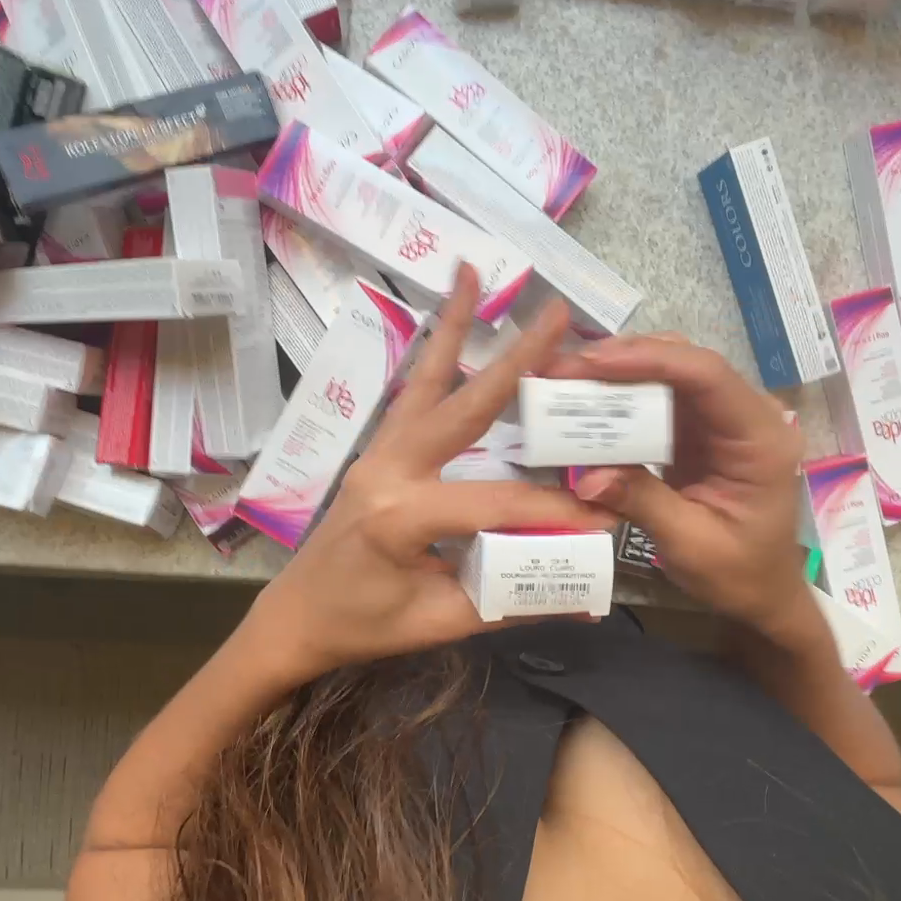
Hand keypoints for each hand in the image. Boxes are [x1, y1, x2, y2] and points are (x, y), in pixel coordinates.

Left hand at [255, 265, 617, 673]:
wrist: (296, 617)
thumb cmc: (362, 625)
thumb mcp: (440, 620)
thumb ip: (512, 599)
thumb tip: (584, 591)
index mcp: (401, 515)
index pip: (499, 504)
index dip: (555, 515)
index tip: (604, 523)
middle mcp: (387, 468)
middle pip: (462, 407)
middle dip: (514, 360)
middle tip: (557, 313)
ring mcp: (376, 453)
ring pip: (423, 382)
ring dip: (451, 328)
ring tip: (468, 275)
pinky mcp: (375, 452)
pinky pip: (408, 397)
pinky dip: (430, 358)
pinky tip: (444, 329)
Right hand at [543, 335, 814, 641]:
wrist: (760, 592)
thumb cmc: (739, 573)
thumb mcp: (690, 544)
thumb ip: (643, 502)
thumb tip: (585, 477)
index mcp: (760, 439)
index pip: (708, 377)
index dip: (650, 360)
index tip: (592, 363)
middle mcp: (746, 416)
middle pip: (686, 363)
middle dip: (624, 358)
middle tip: (564, 368)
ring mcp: (721, 420)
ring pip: (669, 373)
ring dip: (618, 372)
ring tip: (567, 377)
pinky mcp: (699, 430)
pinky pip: (659, 399)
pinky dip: (621, 396)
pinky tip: (586, 399)